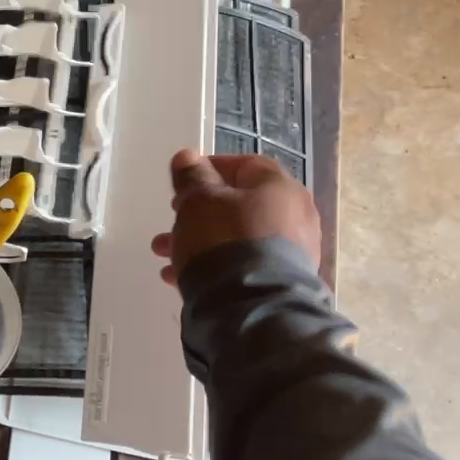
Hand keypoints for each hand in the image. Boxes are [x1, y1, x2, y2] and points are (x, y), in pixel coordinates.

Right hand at [150, 149, 319, 286]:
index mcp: (278, 187)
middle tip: (171, 219)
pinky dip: (214, 262)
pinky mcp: (281, 278)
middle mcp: (294, 214)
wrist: (250, 303)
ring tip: (165, 252)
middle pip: (239, 203)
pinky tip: (182, 275)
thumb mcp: (197, 203)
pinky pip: (242, 262)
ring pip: (236, 235)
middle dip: (199, 210)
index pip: (246, 165)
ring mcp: (291, 249)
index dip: (211, 168)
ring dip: (200, 238)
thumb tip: (188, 156)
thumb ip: (192, 178)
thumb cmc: (222, 241)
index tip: (182, 180)